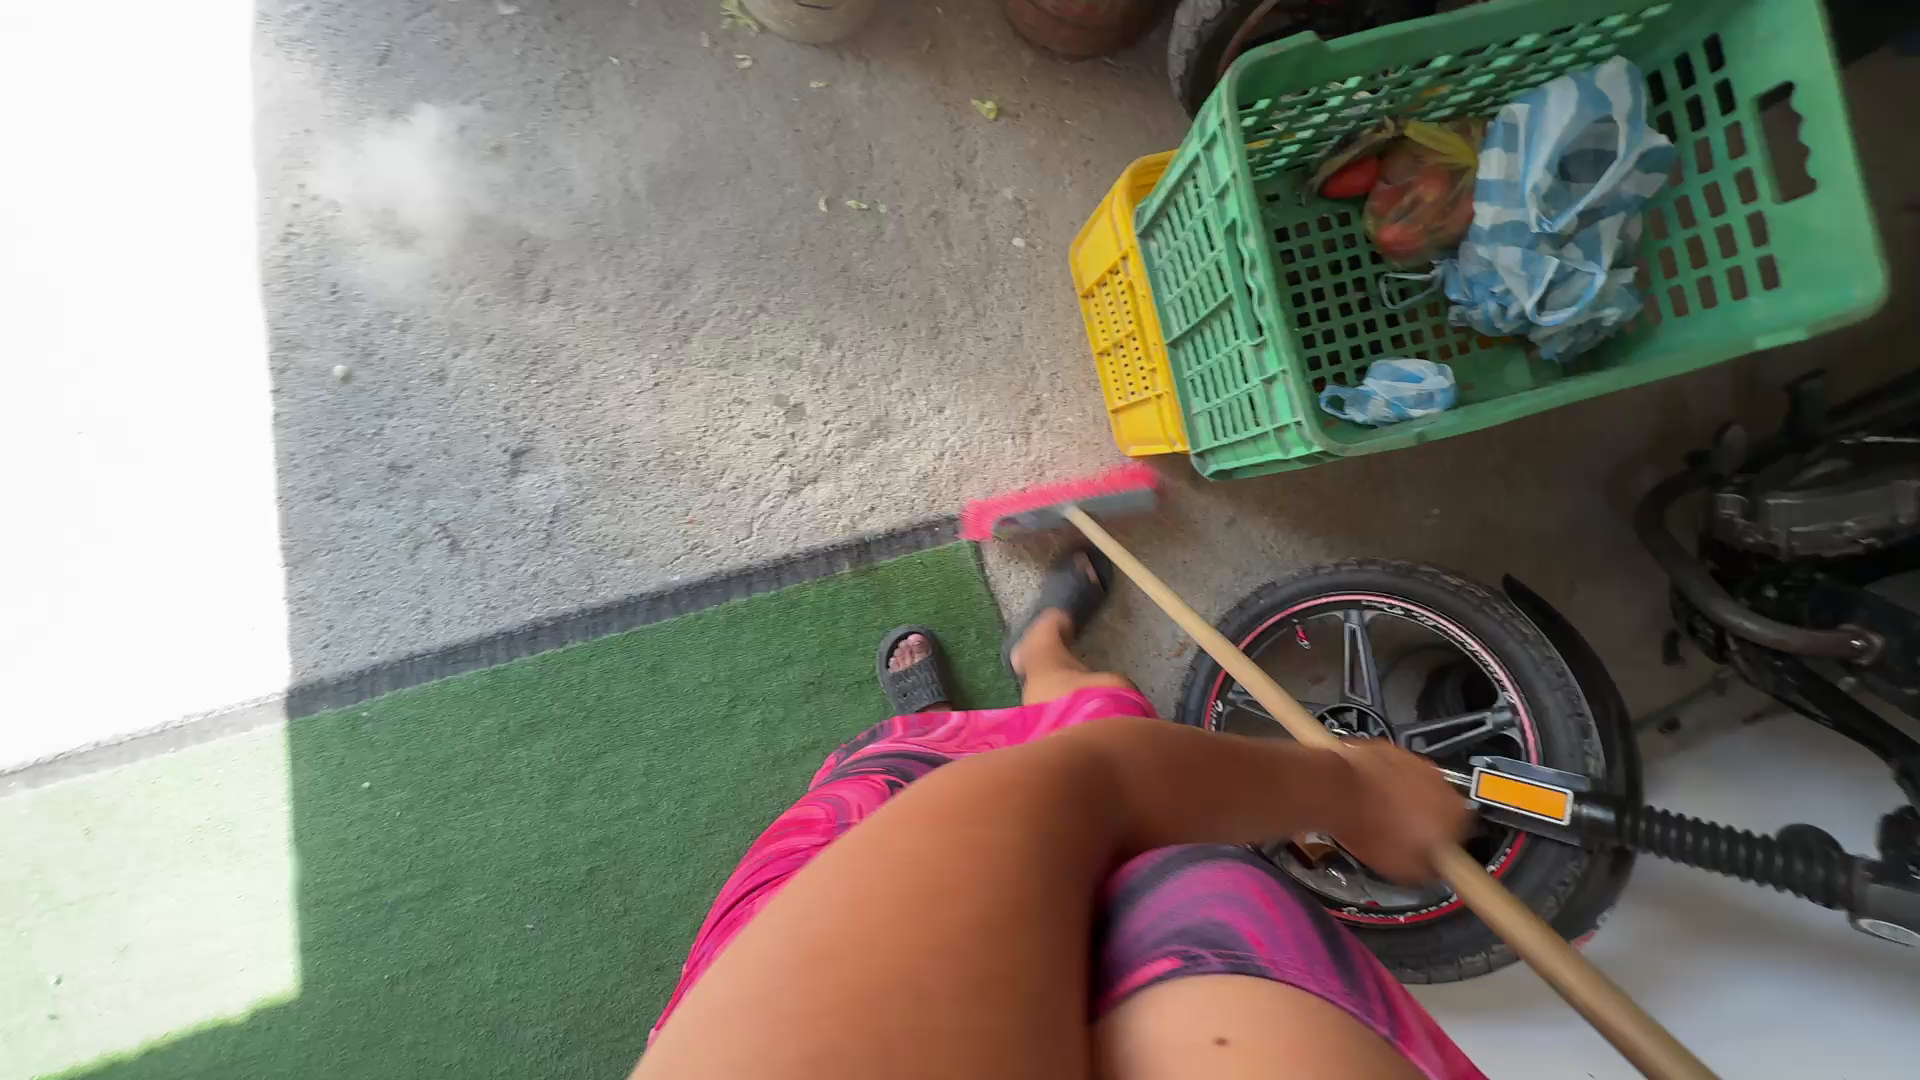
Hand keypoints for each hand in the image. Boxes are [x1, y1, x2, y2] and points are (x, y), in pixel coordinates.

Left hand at [1323, 740, 1472, 883]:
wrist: (1333, 790)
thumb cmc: (1371, 829)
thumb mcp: (1407, 869)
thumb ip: (1430, 868)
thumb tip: (1430, 865)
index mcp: (1457, 812)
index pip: (1461, 832)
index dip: (1440, 842)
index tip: (1424, 848)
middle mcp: (1440, 781)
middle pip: (1437, 804)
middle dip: (1419, 816)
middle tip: (1395, 830)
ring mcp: (1411, 759)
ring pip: (1412, 783)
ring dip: (1399, 795)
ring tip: (1374, 810)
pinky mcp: (1384, 746)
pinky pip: (1388, 767)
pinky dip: (1380, 777)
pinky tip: (1363, 791)